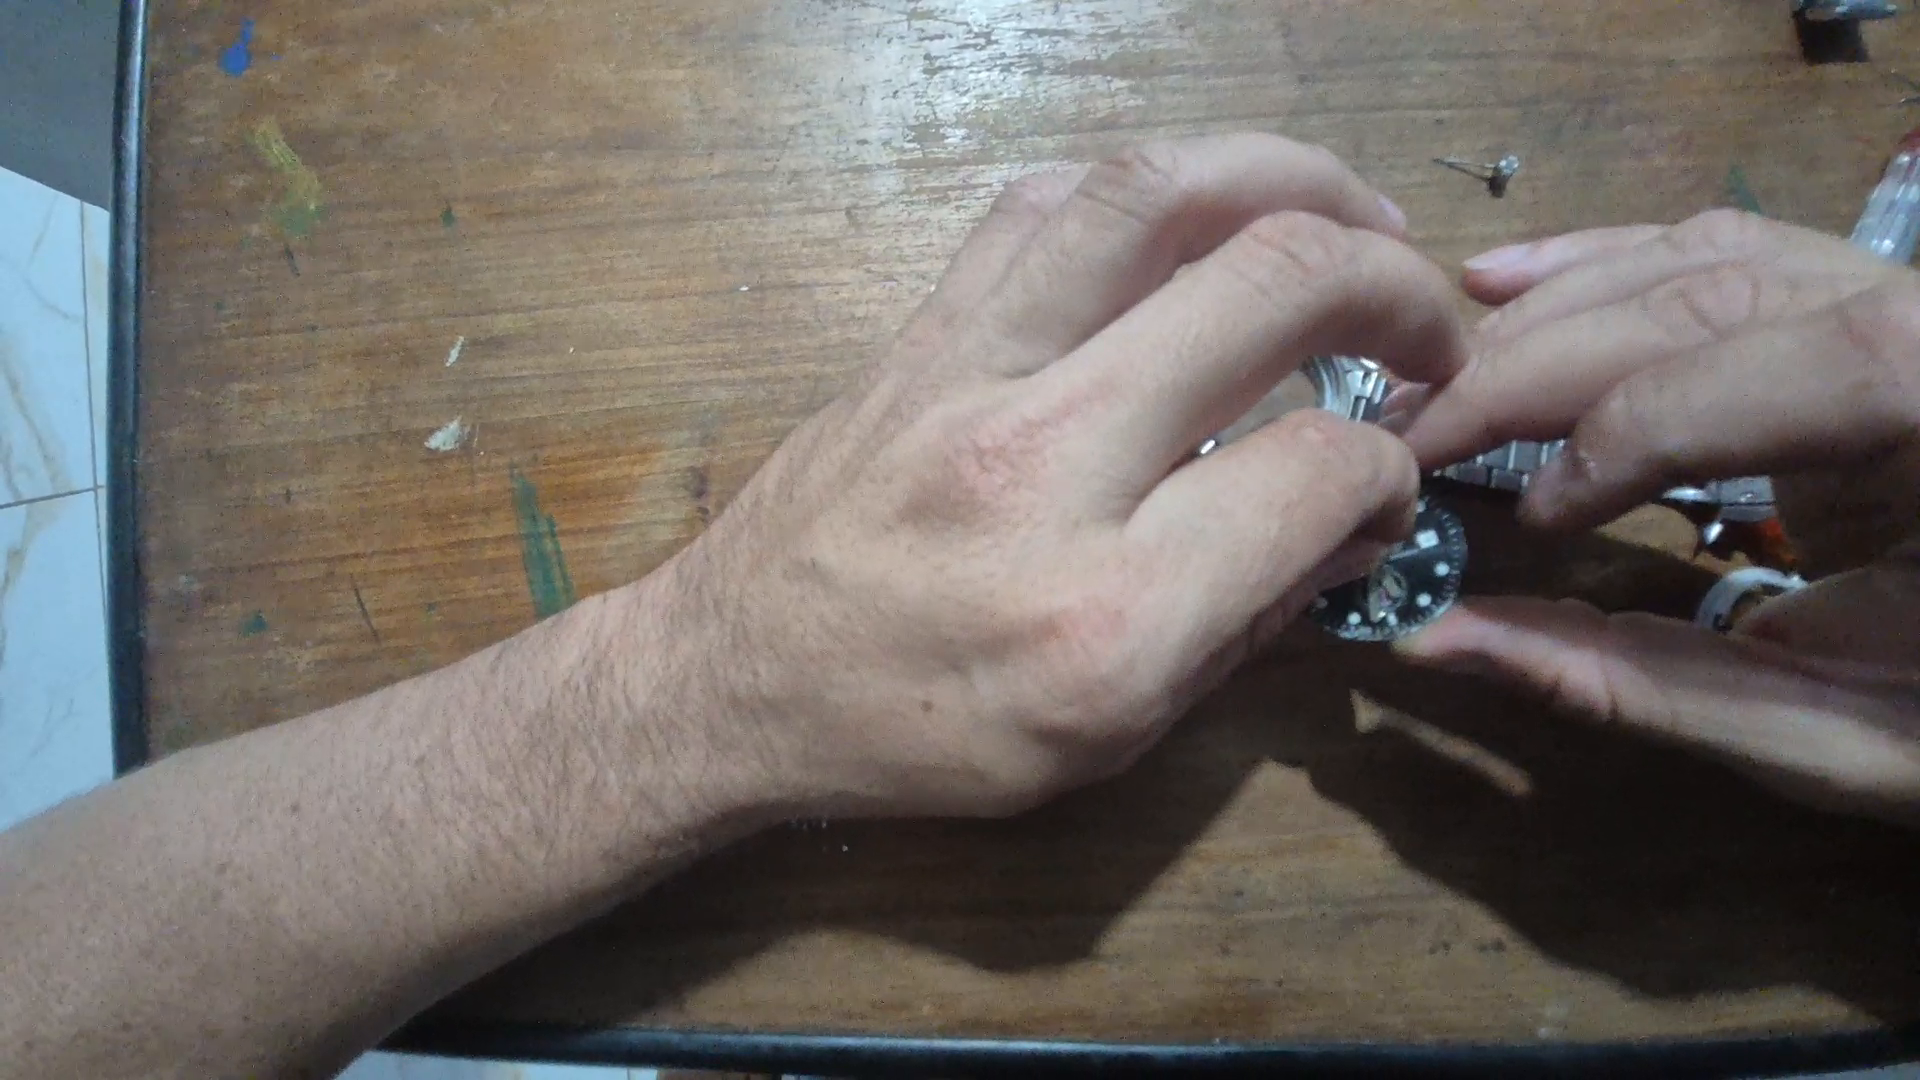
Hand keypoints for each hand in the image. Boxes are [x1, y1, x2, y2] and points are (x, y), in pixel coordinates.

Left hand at [652, 134, 1465, 818]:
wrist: (736, 677)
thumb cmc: (917, 731)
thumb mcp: (1099, 741)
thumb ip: (1238, 625)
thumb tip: (1342, 516)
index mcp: (1107, 611)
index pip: (1313, 467)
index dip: (1385, 461)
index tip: (1380, 469)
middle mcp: (1043, 465)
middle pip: (1262, 286)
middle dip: (1387, 280)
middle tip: (1419, 312)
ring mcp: (964, 377)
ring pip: (1147, 196)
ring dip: (1276, 174)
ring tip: (1339, 212)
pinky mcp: (914, 340)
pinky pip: (1038, 208)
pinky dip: (1138, 192)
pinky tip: (1178, 227)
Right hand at [1391, 210, 1919, 824]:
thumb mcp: (1813, 731)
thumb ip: (1614, 678)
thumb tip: (1424, 637)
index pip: (1772, 376)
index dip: (1621, 440)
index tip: (1532, 521)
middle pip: (1693, 302)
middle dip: (1521, 373)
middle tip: (1408, 435)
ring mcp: (1907, 290)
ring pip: (1686, 260)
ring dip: (1531, 320)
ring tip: (1427, 380)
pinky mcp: (1856, 298)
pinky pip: (1711, 246)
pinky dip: (1587, 262)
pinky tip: (1491, 278)